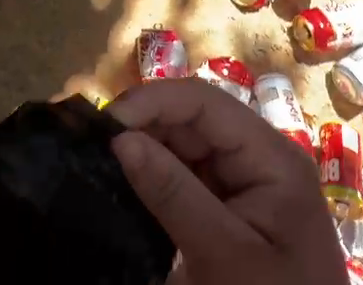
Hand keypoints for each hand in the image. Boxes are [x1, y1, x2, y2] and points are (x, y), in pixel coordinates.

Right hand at [109, 79, 345, 284]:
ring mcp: (243, 185)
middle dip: (142, 126)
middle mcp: (258, 159)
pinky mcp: (227, 211)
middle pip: (190, 119)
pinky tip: (121, 186)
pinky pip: (182, 176)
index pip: (203, 103)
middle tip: (90, 147)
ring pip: (181, 145)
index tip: (104, 127)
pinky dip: (150, 178)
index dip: (152, 102)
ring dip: (141, 150)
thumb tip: (120, 138)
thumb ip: (173, 194)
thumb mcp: (225, 258)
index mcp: (271, 158)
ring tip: (97, 162)